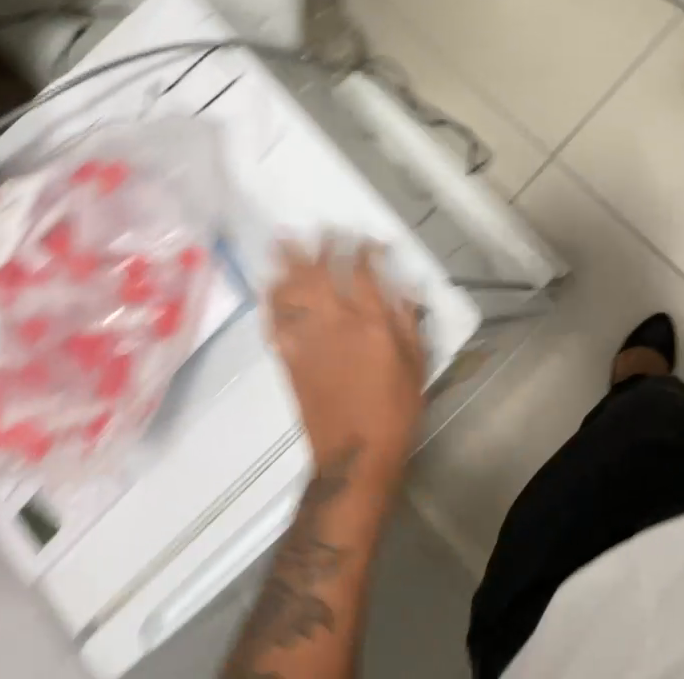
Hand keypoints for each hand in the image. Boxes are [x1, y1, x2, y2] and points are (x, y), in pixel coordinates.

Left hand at [267, 241, 426, 488]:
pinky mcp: (288, 359)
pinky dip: (271, 300)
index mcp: (371, 323)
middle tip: (313, 227)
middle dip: (316, 246)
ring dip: (285, 264)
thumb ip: (407, 322)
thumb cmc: (394, 411)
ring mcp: (307, 341)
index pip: (363, 272)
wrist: (353, 456)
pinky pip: (275, 322)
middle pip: (319, 273)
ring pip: (291, 292)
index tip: (363, 237)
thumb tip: (404, 289)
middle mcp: (335, 324)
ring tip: (281, 242)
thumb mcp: (415, 364)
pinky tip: (268, 287)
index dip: (362, 249)